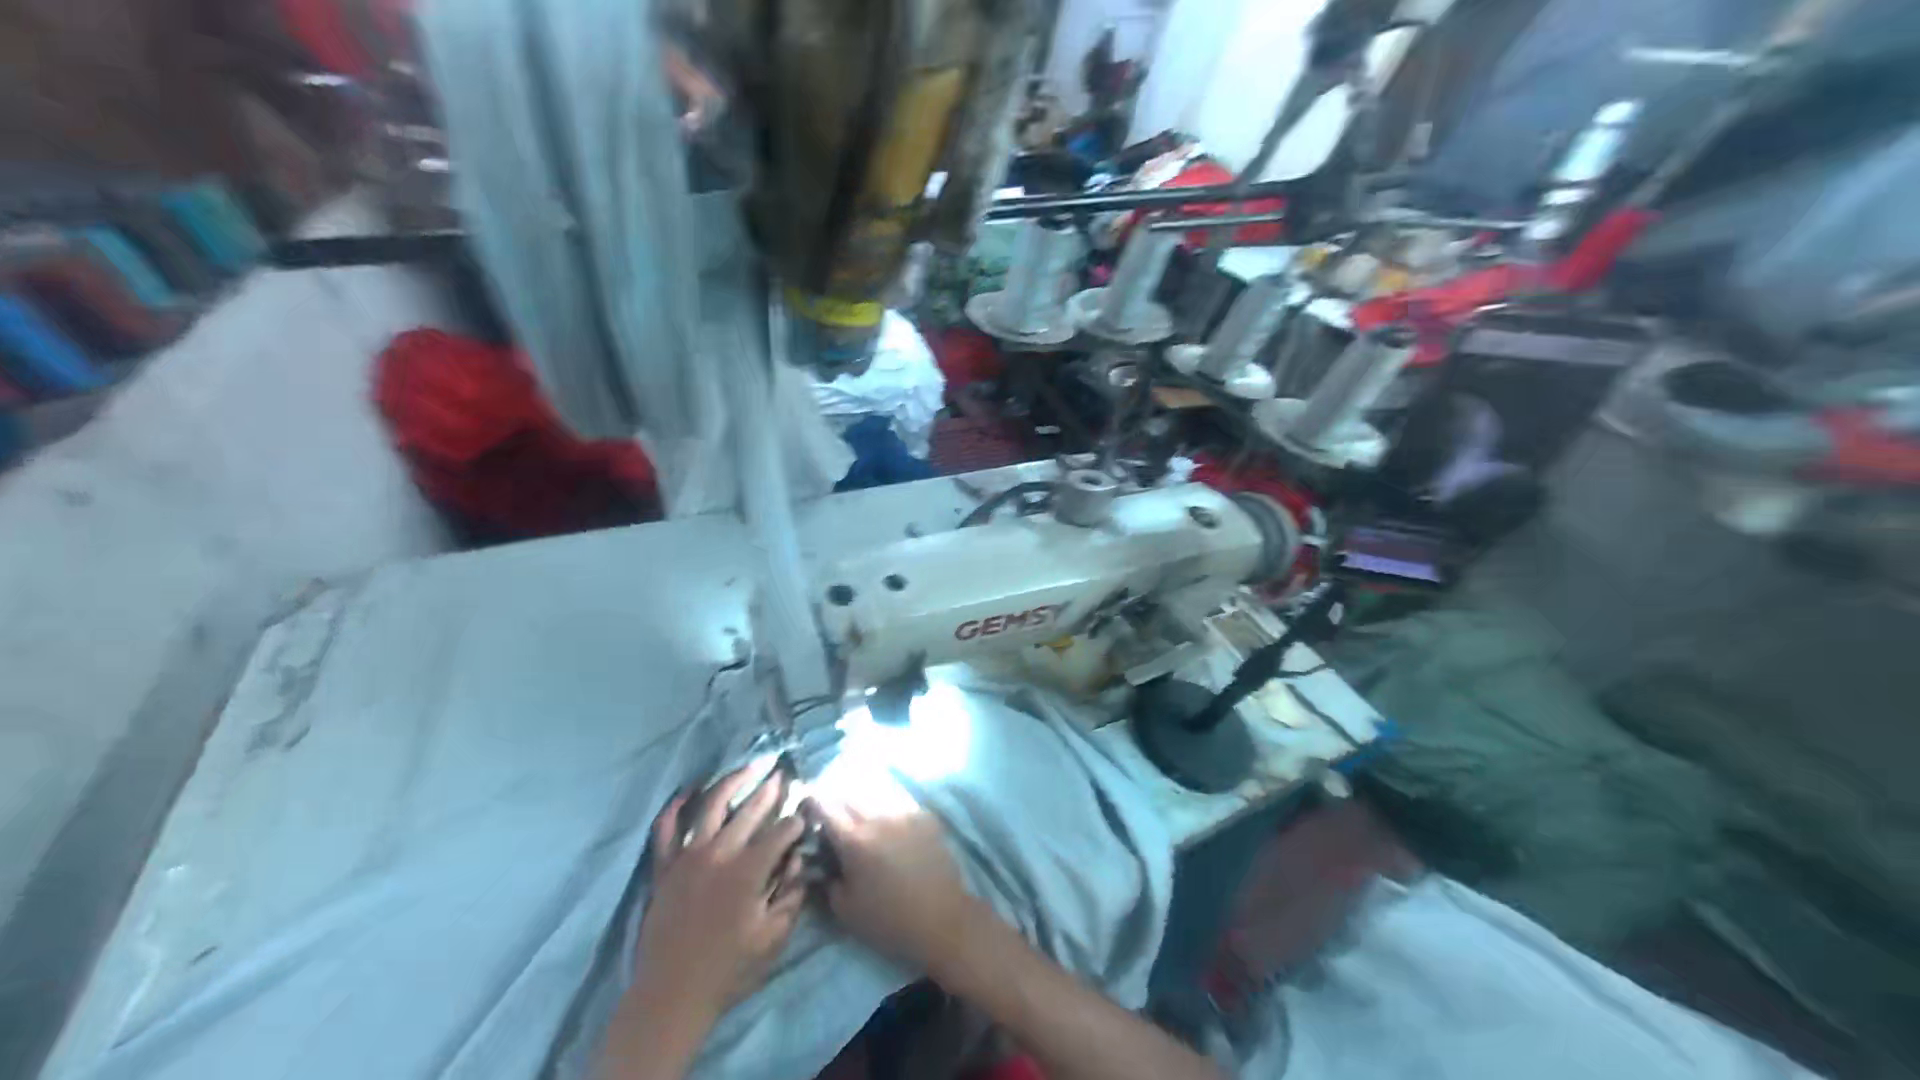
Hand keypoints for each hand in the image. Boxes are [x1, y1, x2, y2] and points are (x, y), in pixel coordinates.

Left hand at [633, 764, 807, 1020]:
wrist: (671, 995)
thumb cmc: (729, 969)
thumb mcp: (773, 938)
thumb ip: (791, 895)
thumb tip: (799, 862)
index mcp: (749, 871)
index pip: (780, 832)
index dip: (796, 821)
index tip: (806, 811)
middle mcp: (719, 853)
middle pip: (749, 810)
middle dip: (769, 790)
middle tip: (782, 773)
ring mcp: (687, 857)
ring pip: (710, 807)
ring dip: (731, 783)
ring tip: (747, 768)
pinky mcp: (664, 868)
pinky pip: (665, 830)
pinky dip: (674, 808)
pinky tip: (687, 793)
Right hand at [807, 794, 978, 978]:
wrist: (941, 919)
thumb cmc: (888, 920)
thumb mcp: (845, 909)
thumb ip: (826, 880)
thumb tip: (819, 861)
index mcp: (854, 840)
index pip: (825, 807)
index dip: (812, 804)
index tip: (807, 808)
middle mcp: (878, 818)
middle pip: (849, 795)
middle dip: (836, 801)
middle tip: (832, 816)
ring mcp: (905, 813)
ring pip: (875, 796)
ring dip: (861, 802)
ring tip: (860, 817)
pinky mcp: (926, 817)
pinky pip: (899, 803)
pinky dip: (887, 808)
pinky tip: (888, 824)